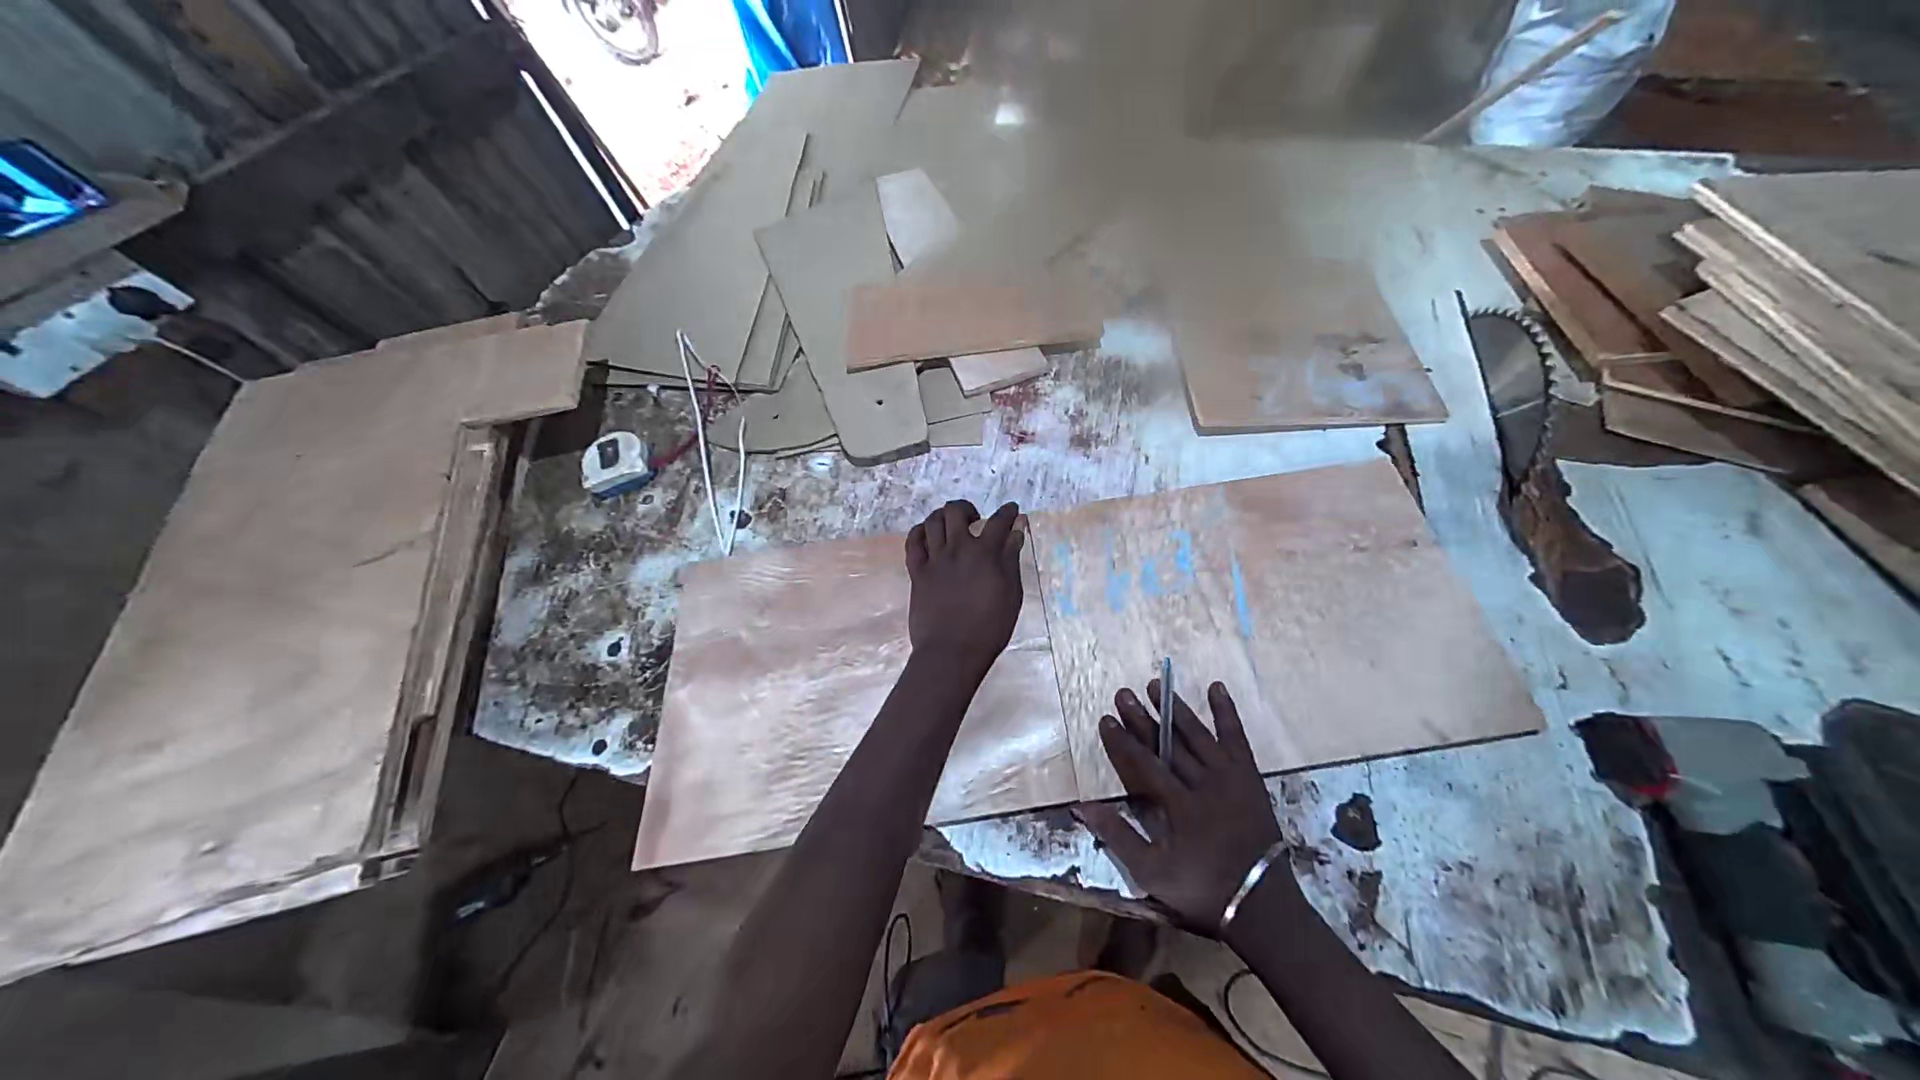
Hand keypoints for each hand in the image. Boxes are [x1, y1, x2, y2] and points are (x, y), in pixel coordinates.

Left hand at [905, 500, 1024, 677]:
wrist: (952, 651)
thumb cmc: (989, 628)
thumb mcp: (1011, 594)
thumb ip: (1011, 560)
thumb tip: (1015, 533)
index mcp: (985, 554)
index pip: (998, 522)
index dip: (1008, 513)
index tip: (1012, 511)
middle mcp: (957, 549)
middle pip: (956, 512)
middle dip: (967, 509)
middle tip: (975, 520)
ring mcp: (934, 560)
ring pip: (933, 522)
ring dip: (943, 517)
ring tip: (951, 526)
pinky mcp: (916, 572)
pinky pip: (913, 542)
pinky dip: (920, 532)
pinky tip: (927, 535)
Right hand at [1075, 681, 1288, 934]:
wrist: (1263, 904)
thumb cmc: (1202, 889)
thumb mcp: (1151, 872)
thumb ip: (1118, 836)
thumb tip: (1081, 807)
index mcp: (1180, 805)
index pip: (1144, 763)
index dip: (1122, 741)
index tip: (1106, 719)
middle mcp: (1204, 783)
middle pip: (1167, 744)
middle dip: (1143, 718)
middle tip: (1123, 693)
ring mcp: (1230, 777)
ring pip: (1197, 735)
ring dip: (1176, 709)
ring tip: (1157, 685)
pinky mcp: (1249, 777)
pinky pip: (1237, 738)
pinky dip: (1227, 712)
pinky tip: (1216, 688)